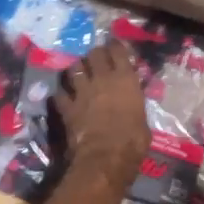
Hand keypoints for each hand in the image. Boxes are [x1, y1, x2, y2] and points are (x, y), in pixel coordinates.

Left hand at [52, 42, 149, 190]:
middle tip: (95, 59)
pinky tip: (62, 97)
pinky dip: (61, 94)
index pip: (117, 50)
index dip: (114, 46)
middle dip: (94, 55)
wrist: (106, 158)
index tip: (113, 46)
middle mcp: (102, 79)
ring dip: (76, 69)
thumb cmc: (133, 141)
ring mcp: (82, 91)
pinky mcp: (67, 106)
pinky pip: (60, 94)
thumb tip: (133, 102)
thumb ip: (135, 104)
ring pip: (74, 68)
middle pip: (94, 54)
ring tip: (77, 72)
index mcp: (125, 79)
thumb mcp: (143, 121)